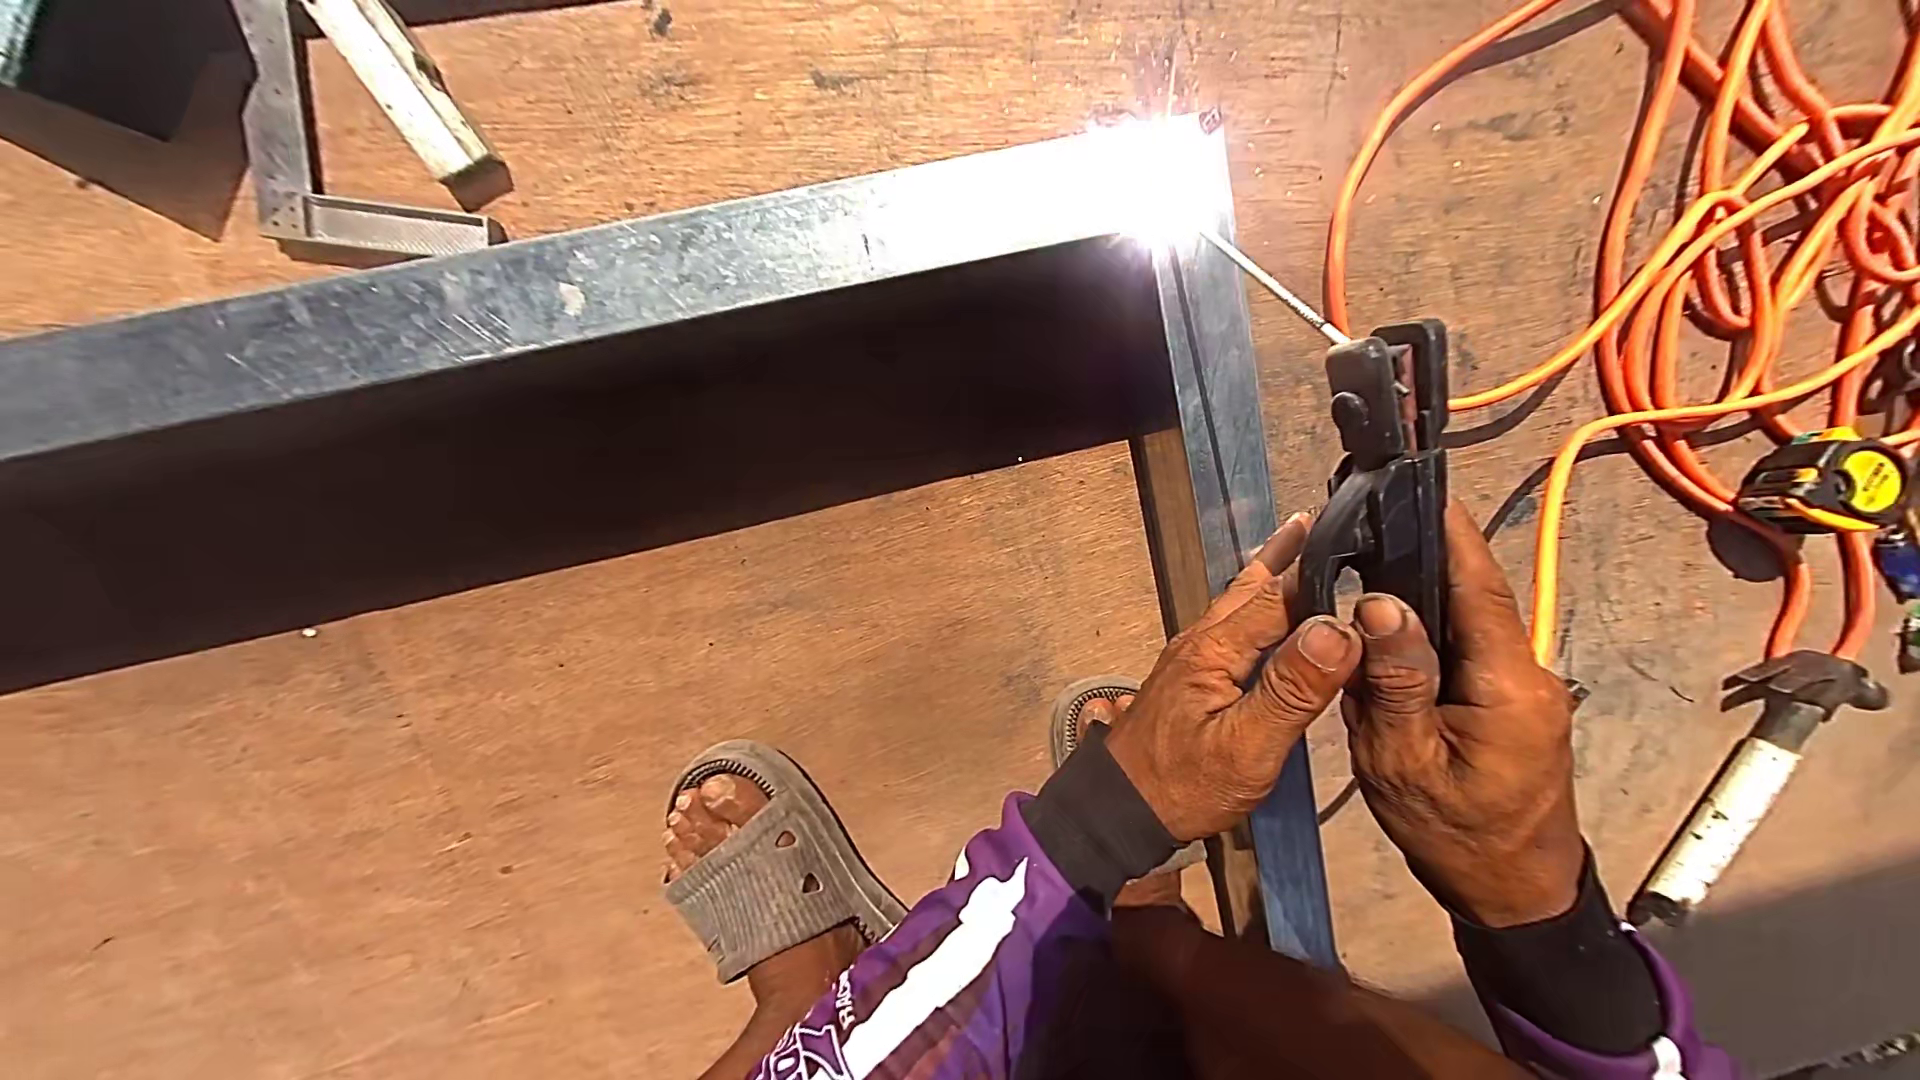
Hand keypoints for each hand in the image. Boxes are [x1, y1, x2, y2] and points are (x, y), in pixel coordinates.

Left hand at [1106, 513, 1363, 841]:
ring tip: (1300, 542)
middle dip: (1288, 555)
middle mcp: (1200, 641)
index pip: (1276, 599)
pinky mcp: (1192, 671)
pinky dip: (1258, 604)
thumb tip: (1336, 631)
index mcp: (1213, 650)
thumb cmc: (1184, 784)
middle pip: (1252, 589)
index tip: (1356, 540)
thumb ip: (1290, 690)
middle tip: (1326, 519)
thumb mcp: (1246, 747)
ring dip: (1270, 573)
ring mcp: (1192, 654)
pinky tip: (1271, 607)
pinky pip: (1231, 624)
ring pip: (1237, 602)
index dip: (1317, 572)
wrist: (1124, 804)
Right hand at [1342, 502, 1585, 926]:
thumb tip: (1378, 602)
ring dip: (1414, 587)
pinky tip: (1376, 619)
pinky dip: (1417, 623)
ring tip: (1358, 556)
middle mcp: (1524, 673)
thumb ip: (1393, 681)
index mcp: (1507, 683)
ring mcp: (1517, 686)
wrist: (1509, 892)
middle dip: (1420, 552)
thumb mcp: (1402, 759)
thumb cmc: (1452, 829)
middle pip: (1470, 596)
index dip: (1449, 534)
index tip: (1415, 486)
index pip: (1479, 588)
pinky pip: (1455, 645)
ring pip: (1460, 619)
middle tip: (1360, 521)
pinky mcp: (1501, 698)